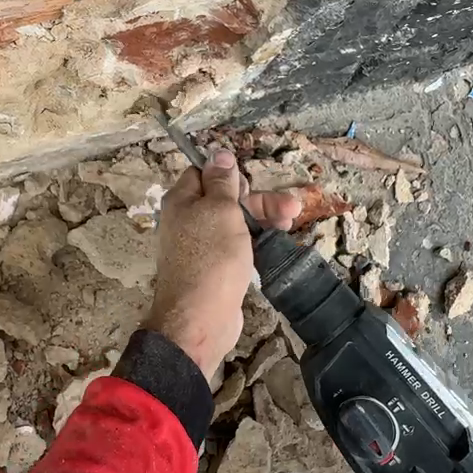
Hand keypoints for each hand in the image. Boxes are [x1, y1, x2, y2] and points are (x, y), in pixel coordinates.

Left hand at [145, 148, 301, 384]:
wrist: (200, 318)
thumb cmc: (210, 258)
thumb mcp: (220, 211)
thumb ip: (222, 183)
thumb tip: (219, 154)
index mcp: (181, 201)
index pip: (203, 174)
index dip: (228, 175)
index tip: (249, 182)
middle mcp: (187, 220)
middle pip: (225, 198)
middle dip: (257, 199)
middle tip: (289, 205)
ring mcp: (201, 245)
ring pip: (235, 222)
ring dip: (263, 217)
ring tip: (291, 218)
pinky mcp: (215, 267)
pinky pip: (236, 245)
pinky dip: (256, 240)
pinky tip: (276, 240)